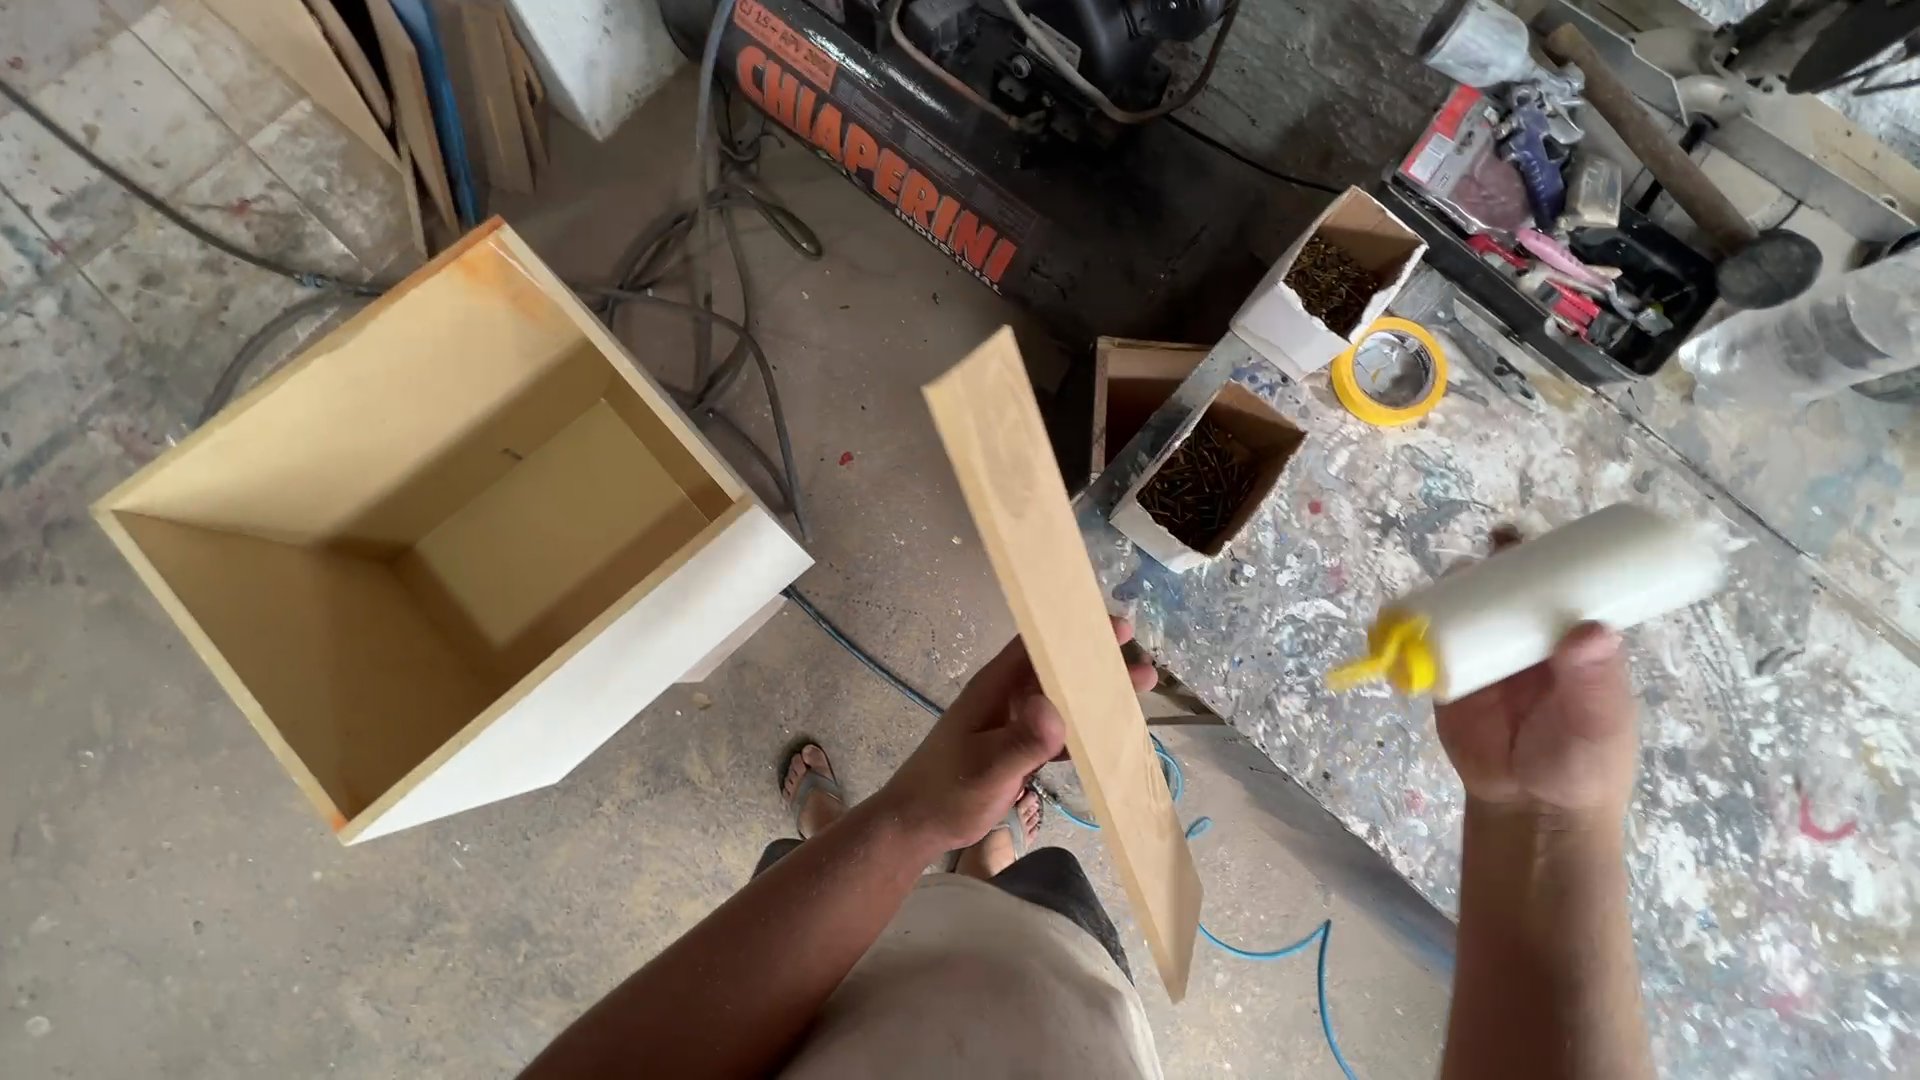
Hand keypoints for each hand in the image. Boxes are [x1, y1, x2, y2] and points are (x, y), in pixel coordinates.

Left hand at [872, 617, 1157, 852]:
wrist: (916, 826)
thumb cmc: (947, 791)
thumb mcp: (987, 768)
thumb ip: (1021, 741)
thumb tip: (1056, 709)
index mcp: (995, 688)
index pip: (1036, 646)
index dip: (1073, 633)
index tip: (1114, 627)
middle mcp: (1005, 697)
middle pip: (1056, 671)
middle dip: (1096, 665)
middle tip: (1141, 664)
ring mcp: (1011, 722)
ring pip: (1060, 701)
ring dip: (1094, 698)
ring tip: (1136, 694)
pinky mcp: (1016, 747)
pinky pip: (1056, 731)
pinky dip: (1081, 731)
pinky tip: (1108, 737)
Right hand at [1434, 538, 1640, 823]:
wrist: (1528, 808)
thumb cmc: (1581, 763)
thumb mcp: (1601, 722)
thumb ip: (1596, 679)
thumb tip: (1588, 628)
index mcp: (1566, 645)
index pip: (1553, 592)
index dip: (1541, 561)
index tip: (1528, 538)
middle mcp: (1520, 644)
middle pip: (1501, 594)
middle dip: (1492, 568)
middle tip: (1490, 552)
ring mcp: (1480, 659)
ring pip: (1461, 613)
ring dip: (1451, 591)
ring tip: (1451, 579)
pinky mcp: (1445, 678)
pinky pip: (1425, 646)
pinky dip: (1411, 627)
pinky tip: (1407, 611)